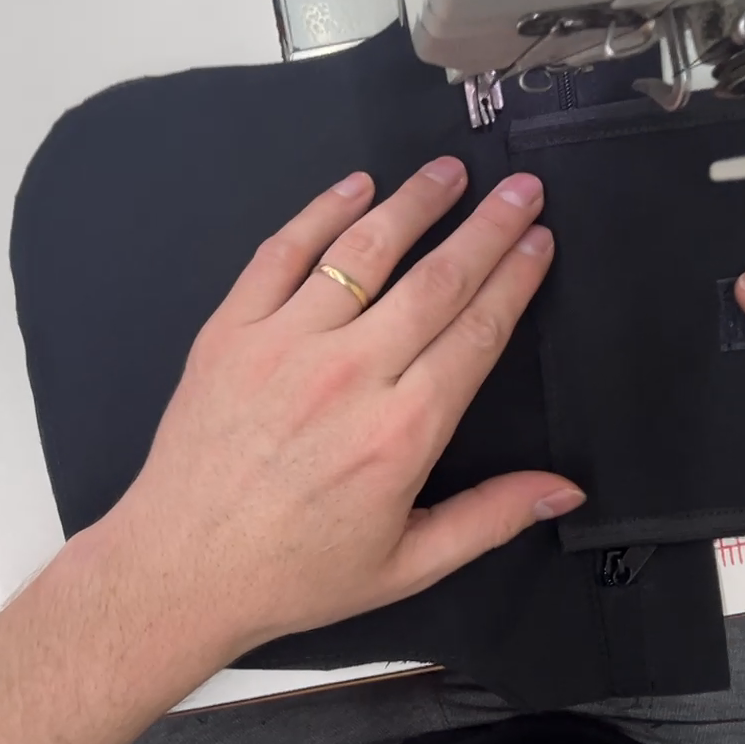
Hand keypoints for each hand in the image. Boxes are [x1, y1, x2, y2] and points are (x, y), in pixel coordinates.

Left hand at [91, 158, 583, 655]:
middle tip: (520, 187)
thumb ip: (489, 519)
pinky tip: (354, 186)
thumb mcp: (406, 565)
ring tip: (448, 171)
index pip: (477, 331)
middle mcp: (350, 373)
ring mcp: (285, 343)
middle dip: (486, 227)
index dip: (515, 277)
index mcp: (403, 431)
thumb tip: (565, 489)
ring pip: (364, 252)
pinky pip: (282, 254)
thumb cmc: (295, 572)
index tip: (538, 238)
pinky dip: (320, 212)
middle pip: (436, 280)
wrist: (179, 568)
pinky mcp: (231, 331)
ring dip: (413, 203)